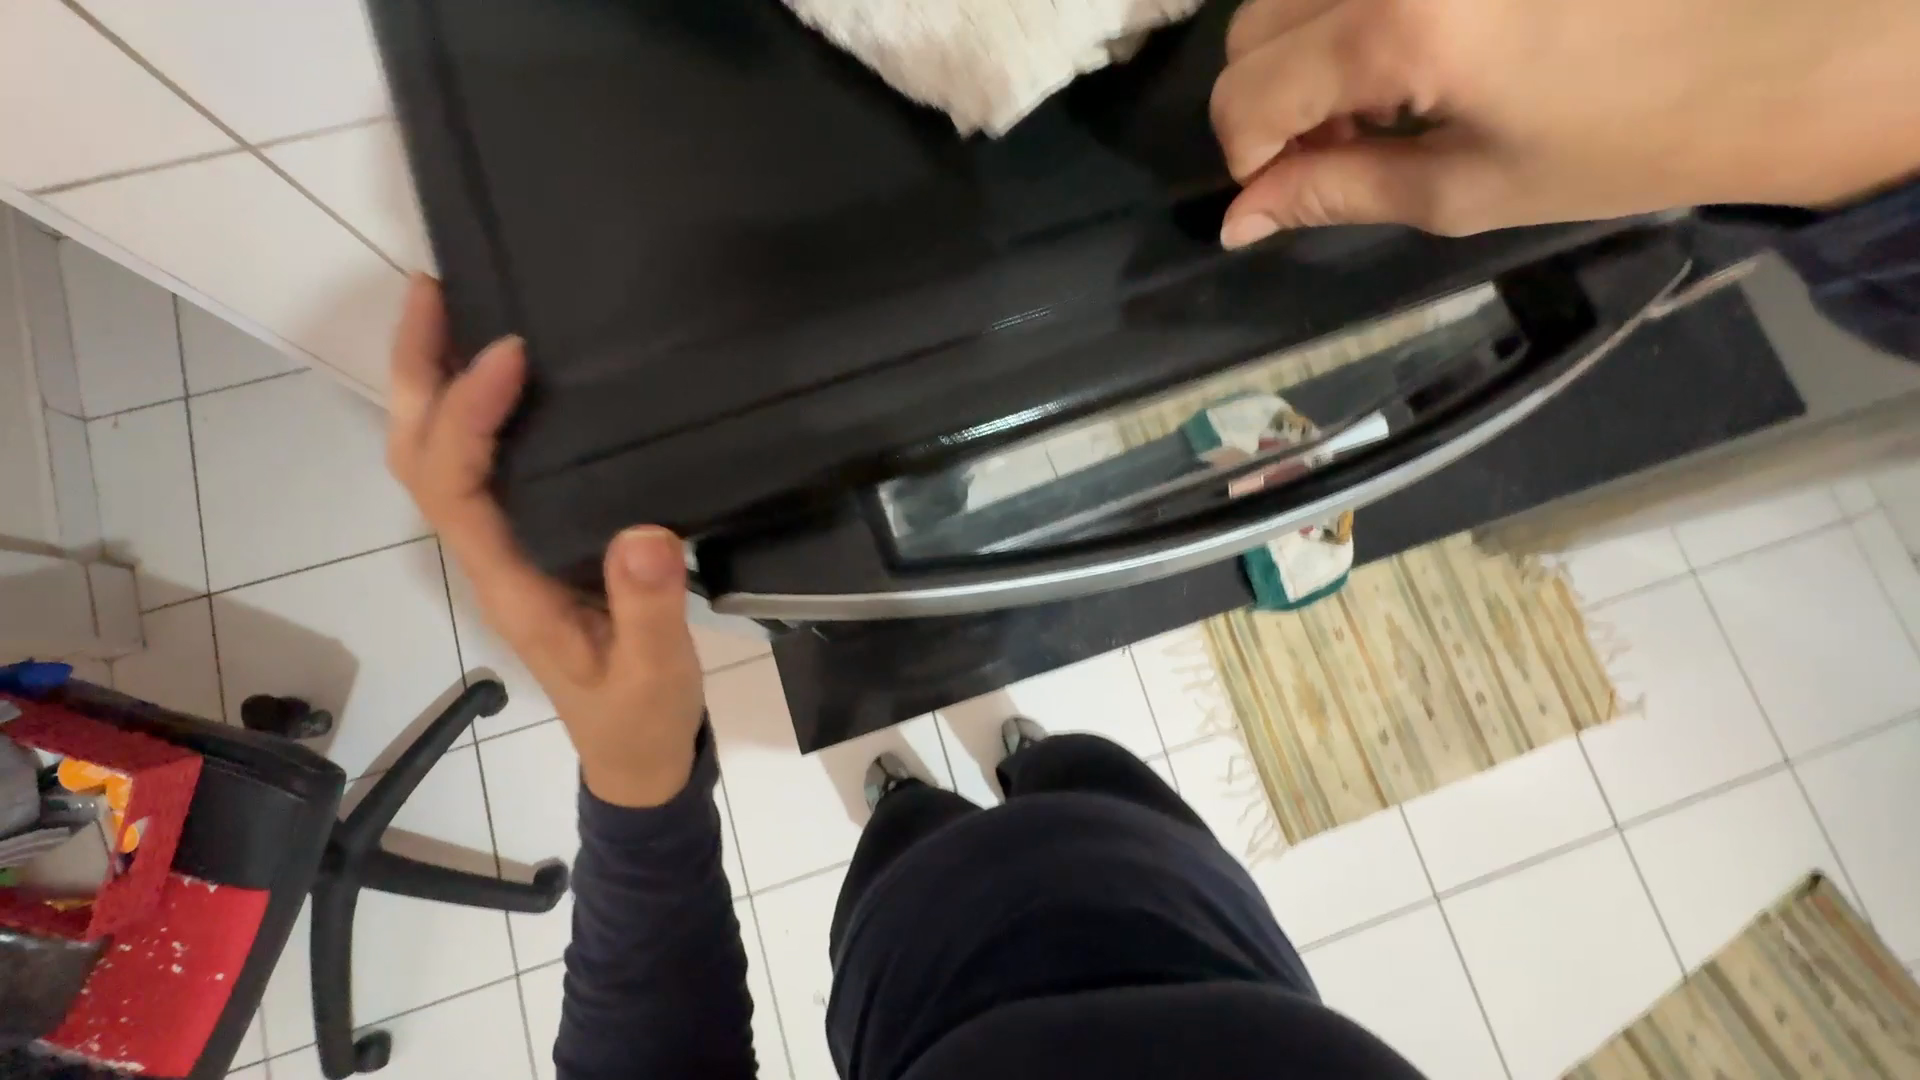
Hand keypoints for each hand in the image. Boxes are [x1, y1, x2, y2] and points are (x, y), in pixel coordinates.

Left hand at [386, 276, 705, 806]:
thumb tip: (642, 528)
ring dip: (436, 385)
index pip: (457, 487)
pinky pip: (490, 469)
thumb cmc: (640, 715)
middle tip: (437, 294)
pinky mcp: (539, 546)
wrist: (636, 753)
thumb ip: (647, 610)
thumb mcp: (653, 672)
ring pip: (444, 460)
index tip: (512, 355)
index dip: (467, 416)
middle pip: (422, 459)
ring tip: (457, 314)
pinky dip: (481, 415)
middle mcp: (492, 557)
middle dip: (417, 376)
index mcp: (509, 582)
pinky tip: (516, 383)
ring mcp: (511, 550)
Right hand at [1212, 0, 1919, 244]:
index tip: (1283, 187)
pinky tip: (1416, 39)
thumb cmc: (1639, 135)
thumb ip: (1330, 192)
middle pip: (1253, 23)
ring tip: (1384, 89)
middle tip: (1338, 140)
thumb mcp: (1464, 188)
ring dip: (1306, 49)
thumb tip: (1236, 220)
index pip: (1245, 92)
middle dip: (1271, 99)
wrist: (1830, 26)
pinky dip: (1352, 9)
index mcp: (1407, 25)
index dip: (1247, 156)